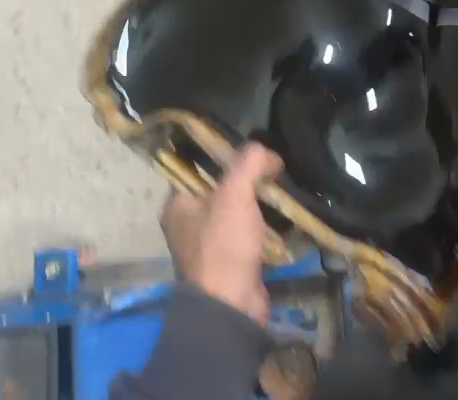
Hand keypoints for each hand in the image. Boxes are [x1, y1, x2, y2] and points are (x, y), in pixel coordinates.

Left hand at [160, 143, 282, 323]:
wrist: (231, 307)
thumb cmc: (224, 245)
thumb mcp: (235, 194)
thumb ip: (249, 163)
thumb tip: (266, 152)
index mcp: (177, 205)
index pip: (197, 166)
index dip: (223, 154)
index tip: (252, 151)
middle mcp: (187, 224)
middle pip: (219, 187)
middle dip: (246, 178)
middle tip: (271, 169)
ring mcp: (208, 245)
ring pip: (234, 211)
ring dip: (256, 202)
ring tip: (280, 189)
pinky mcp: (229, 261)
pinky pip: (245, 233)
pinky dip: (261, 225)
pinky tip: (280, 216)